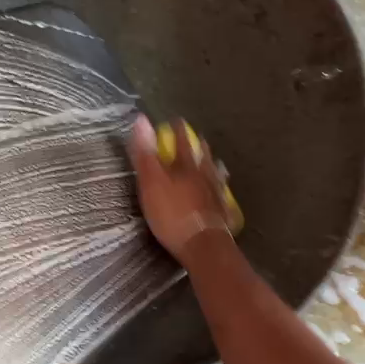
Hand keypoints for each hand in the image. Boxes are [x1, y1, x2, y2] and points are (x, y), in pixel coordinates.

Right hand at [125, 113, 243, 265]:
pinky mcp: (222, 213)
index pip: (182, 143)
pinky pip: (222, 196)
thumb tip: (141, 119)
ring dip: (213, 166)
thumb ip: (145, 154)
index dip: (178, 131)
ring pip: (215, 175)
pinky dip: (220, 190)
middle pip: (202, 157)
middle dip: (199, 147)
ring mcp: (216, 194)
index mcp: (186, 167)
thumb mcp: (151, 183)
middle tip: (199, 138)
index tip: (177, 120)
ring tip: (215, 162)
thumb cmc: (171, 213)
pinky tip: (223, 194)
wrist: (201, 244)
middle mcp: (204, 176)